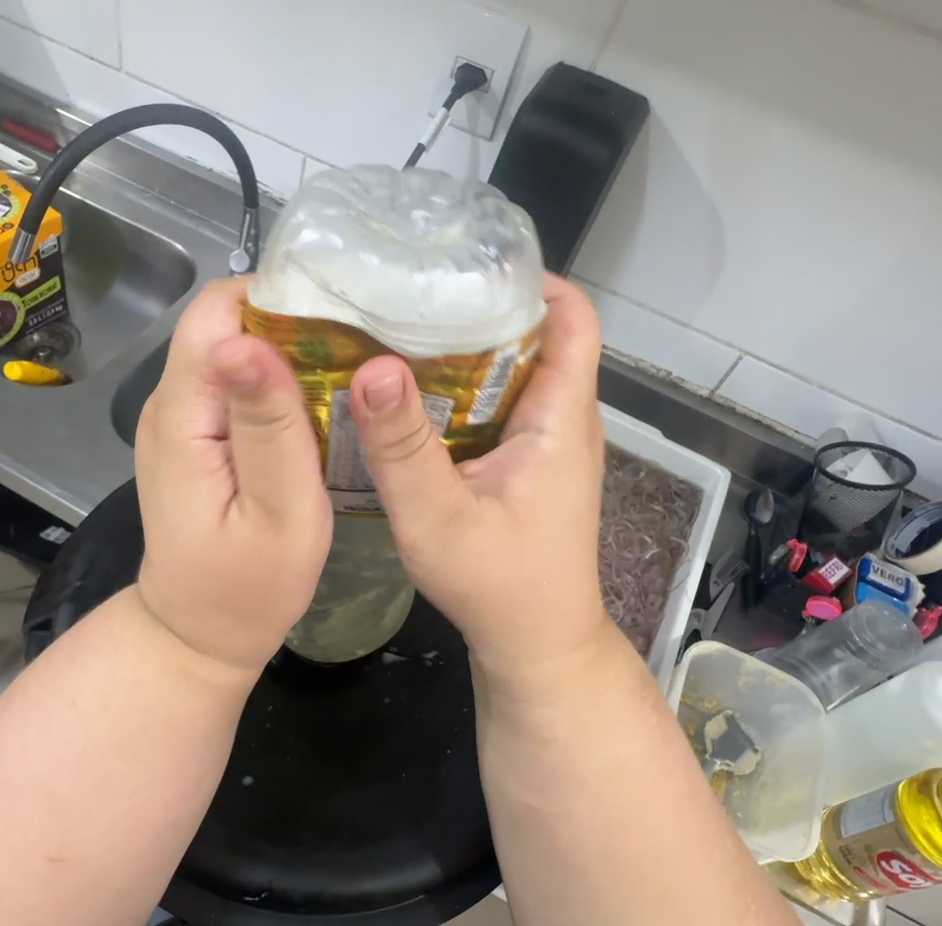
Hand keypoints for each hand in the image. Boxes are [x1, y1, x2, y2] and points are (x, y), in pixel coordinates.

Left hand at [134, 278, 332, 675]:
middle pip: (228, 325)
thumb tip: (249, 340)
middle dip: (293, 324)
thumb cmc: (247, 587)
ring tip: (350, 375)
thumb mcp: (278, 513)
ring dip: (290, 355)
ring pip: (235, 353)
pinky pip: (236, 386)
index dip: (279, 300)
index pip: (217, 311)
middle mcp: (170, 405)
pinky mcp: (194, 439)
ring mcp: (179, 422)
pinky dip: (278, 386)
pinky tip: (320, 409)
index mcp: (183, 415)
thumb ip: (268, 426)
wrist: (198, 634)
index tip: (343, 319)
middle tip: (361, 350)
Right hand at [349, 275, 614, 675]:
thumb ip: (403, 447)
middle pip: (533, 335)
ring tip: (397, 333)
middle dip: (476, 308)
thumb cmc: (499, 587)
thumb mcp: (438, 519)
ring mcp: (546, 444)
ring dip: (462, 350)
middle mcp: (563, 420)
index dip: (529, 278)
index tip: (461, 264)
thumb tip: (369, 366)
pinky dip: (457, 391)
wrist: (534, 645)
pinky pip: (495, 406)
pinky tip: (406, 397)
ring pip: (510, 371)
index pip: (572, 316)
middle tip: (406, 295)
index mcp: (562, 418)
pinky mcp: (525, 466)